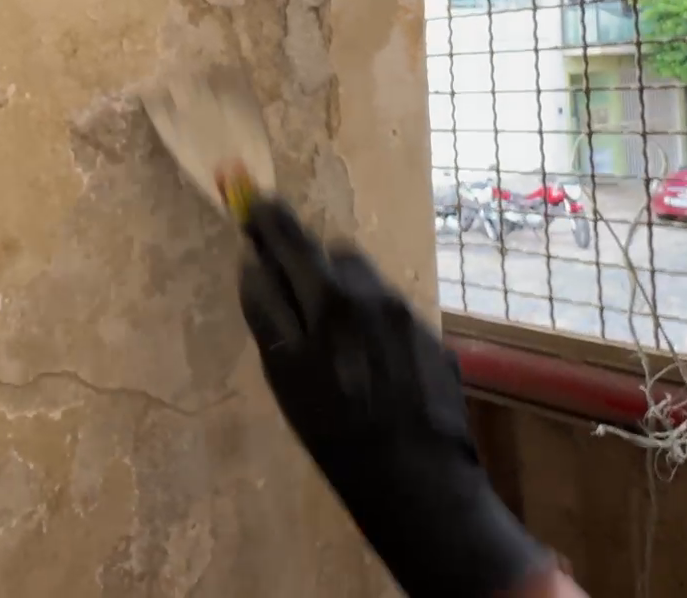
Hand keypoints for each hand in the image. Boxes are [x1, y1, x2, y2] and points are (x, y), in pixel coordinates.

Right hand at [239, 199, 550, 597]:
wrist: (419, 484)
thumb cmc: (332, 426)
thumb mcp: (280, 368)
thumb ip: (264, 305)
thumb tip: (251, 257)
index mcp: (331, 294)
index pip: (290, 234)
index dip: (266, 216)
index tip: (251, 202)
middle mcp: (375, 291)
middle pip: (334, 252)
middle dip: (311, 264)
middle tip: (296, 297)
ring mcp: (410, 315)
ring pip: (366, 281)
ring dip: (344, 291)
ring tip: (335, 341)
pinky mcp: (435, 340)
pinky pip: (391, 312)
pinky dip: (372, 322)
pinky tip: (369, 367)